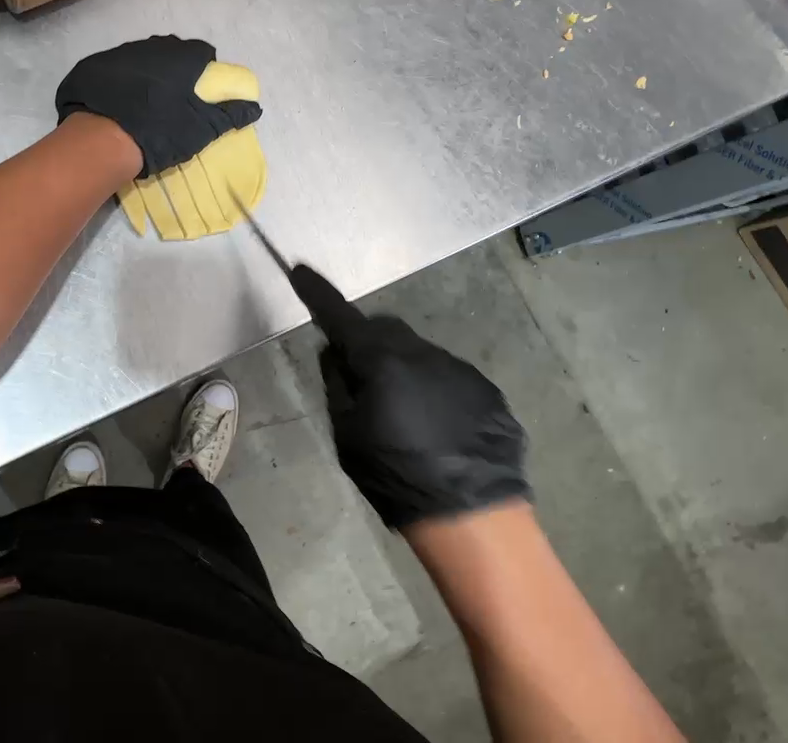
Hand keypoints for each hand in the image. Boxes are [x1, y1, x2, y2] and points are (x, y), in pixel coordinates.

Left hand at [55, 36, 260, 177]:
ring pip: (140, 58)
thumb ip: (230, 114)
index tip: (200, 89)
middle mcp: (152, 47)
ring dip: (146, 73)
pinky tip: (117, 102)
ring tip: (143, 101)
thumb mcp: (202, 128)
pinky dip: (119, 81)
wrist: (103, 139)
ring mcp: (120, 53)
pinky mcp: (93, 65)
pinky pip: (113, 69)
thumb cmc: (161, 132)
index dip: (204, 69)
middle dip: (175, 68)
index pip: (201, 53)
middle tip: (172, 97)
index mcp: (182, 57)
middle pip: (170, 52)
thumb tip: (254, 107)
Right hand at [290, 265, 529, 528]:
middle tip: (358, 374)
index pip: (341, 318)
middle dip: (367, 340)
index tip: (301, 272)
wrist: (471, 515)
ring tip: (404, 413)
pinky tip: (436, 426)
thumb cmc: (395, 476)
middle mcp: (423, 353)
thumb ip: (338, 385)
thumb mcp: (348, 434)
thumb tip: (335, 352)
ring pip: (419, 353)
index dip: (318, 295)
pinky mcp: (487, 389)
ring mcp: (460, 369)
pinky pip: (448, 376)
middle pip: (385, 329)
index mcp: (382, 362)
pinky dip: (433, 388)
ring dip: (403, 367)